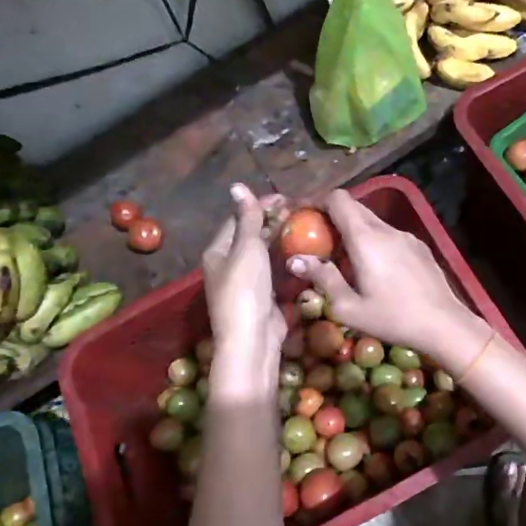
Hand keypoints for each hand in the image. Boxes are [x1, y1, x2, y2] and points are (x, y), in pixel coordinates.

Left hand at [202, 185, 285, 399]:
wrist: (252, 339)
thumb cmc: (245, 290)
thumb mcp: (246, 249)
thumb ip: (248, 218)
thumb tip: (237, 186)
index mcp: (217, 252)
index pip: (237, 220)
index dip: (259, 206)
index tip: (286, 198)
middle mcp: (229, 265)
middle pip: (252, 237)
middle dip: (273, 223)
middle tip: (301, 211)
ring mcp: (248, 283)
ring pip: (266, 256)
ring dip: (284, 242)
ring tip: (308, 228)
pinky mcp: (265, 298)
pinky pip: (277, 274)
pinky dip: (289, 262)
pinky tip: (306, 254)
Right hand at [287, 190, 491, 369]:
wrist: (444, 324)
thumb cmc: (393, 318)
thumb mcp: (349, 307)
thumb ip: (323, 278)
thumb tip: (295, 260)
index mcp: (365, 238)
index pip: (337, 199)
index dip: (316, 201)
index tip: (301, 216)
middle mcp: (386, 229)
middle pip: (354, 207)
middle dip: (331, 217)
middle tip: (316, 240)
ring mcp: (406, 237)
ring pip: (373, 222)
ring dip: (353, 231)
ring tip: (342, 257)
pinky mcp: (420, 248)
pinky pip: (389, 235)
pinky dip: (373, 241)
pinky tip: (373, 268)